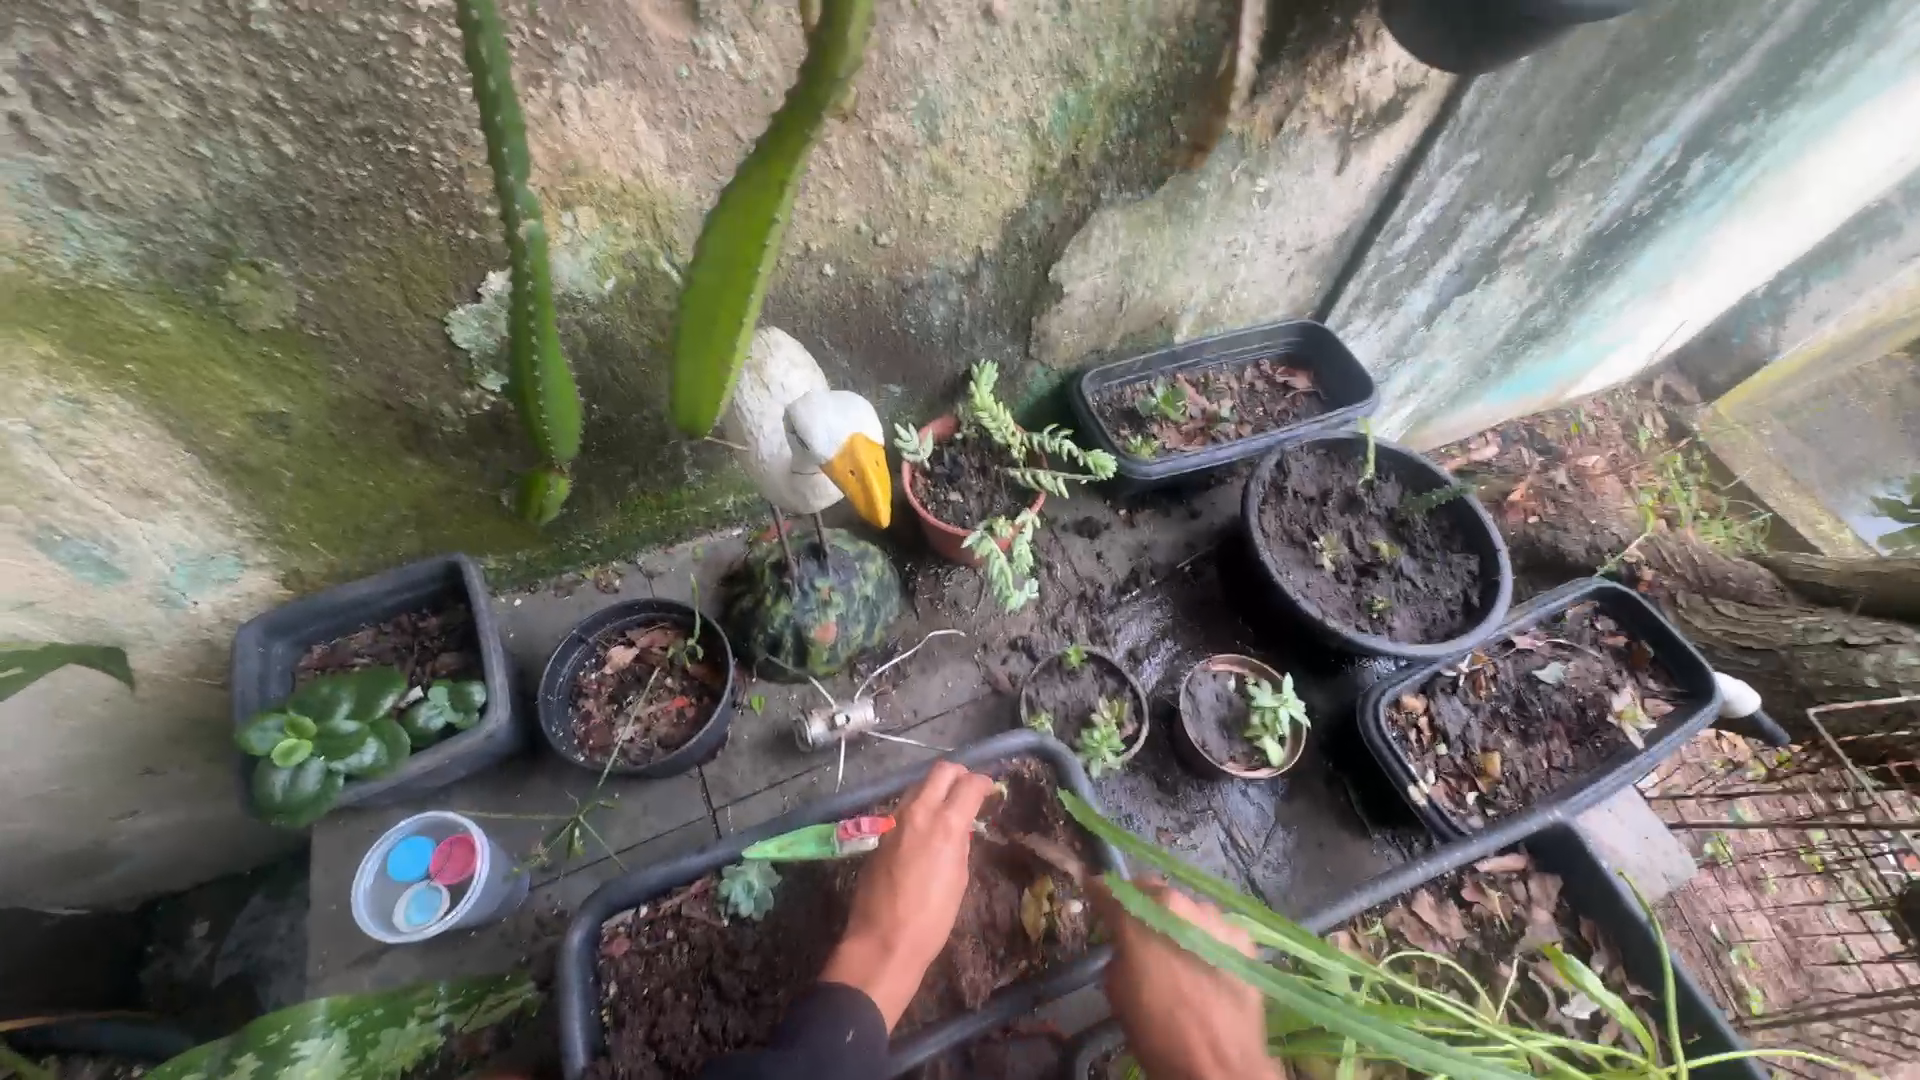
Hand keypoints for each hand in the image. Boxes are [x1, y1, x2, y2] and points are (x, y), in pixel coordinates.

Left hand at [820, 759, 994, 1028]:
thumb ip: (960, 844)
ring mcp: (895, 821)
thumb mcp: (959, 879)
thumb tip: (961, 828)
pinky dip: (920, 808)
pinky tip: (926, 828)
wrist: (882, 942)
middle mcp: (918, 813)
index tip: (991, 789)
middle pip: (941, 771)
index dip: (984, 782)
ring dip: (937, 788)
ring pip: (919, 786)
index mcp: (945, 824)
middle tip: (970, 789)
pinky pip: (904, 808)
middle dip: (960, 774)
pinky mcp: (881, 834)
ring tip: (949, 807)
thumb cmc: (931, 919)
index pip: (969, 784)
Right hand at [1094, 877, 1279, 1079]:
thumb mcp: (1117, 991)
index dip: (1099, 894)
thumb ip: (1117, 952)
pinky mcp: (1241, 938)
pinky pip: (1214, 928)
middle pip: (1151, 891)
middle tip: (1136, 926)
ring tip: (1176, 948)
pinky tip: (1205, 962)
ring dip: (1175, 920)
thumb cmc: (1159, 1032)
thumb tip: (1123, 943)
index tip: (1094, 895)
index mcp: (1140, 914)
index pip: (1111, 891)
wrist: (1222, 1068)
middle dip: (1139, 903)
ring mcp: (1214, 917)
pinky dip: (1205, 938)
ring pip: (1186, 907)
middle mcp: (1178, 903)